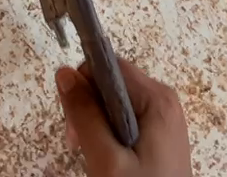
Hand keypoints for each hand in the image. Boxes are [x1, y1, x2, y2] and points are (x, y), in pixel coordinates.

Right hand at [57, 59, 191, 175]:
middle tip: (79, 145)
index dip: (82, 87)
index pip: (106, 66)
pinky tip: (107, 158)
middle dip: (87, 109)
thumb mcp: (107, 159)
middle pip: (108, 83)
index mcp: (156, 98)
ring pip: (112, 102)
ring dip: (94, 124)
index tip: (72, 122)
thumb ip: (84, 114)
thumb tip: (63, 72)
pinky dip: (108, 134)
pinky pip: (123, 118)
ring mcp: (162, 118)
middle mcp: (162, 100)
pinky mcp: (159, 135)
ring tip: (93, 156)